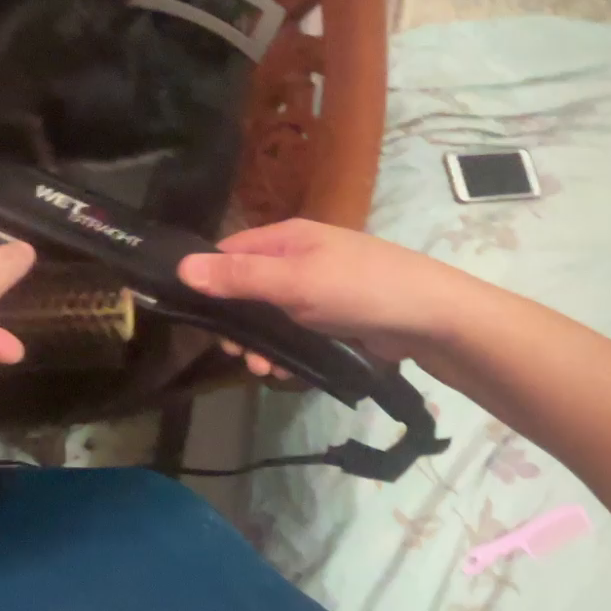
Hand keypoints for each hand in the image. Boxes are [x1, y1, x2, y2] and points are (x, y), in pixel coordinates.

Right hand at [177, 220, 480, 369]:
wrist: (430, 319)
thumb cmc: (358, 289)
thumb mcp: (292, 281)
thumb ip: (238, 277)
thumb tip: (181, 268)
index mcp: (285, 239)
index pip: (228, 253)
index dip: (209, 282)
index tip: (199, 317)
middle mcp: (296, 260)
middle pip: (244, 290)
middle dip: (235, 325)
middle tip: (235, 351)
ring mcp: (314, 290)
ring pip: (267, 318)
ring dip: (258, 345)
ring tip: (262, 369)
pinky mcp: (328, 319)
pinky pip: (291, 335)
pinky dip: (283, 353)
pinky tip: (284, 372)